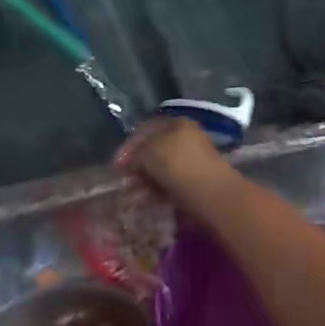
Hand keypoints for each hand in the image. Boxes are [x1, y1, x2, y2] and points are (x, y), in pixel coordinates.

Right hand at [115, 116, 234, 204]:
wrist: (208, 192)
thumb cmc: (176, 163)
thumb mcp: (148, 151)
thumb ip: (135, 154)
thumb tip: (129, 162)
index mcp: (177, 124)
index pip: (147, 129)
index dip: (129, 145)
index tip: (115, 163)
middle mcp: (185, 139)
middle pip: (153, 151)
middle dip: (135, 166)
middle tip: (121, 181)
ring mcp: (191, 162)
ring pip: (160, 170)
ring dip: (142, 182)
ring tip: (128, 196)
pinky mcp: (193, 183)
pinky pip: (168, 184)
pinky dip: (154, 192)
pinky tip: (141, 201)